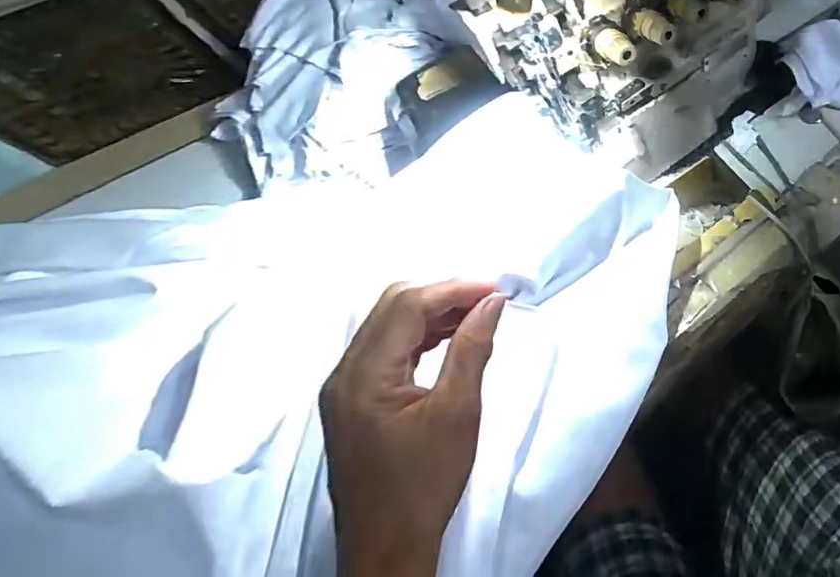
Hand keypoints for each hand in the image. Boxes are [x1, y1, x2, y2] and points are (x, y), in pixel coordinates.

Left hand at [321, 281, 505, 576]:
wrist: (386, 554)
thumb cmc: (424, 487)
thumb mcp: (457, 414)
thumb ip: (472, 348)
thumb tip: (493, 301)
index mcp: (363, 376)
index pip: (408, 306)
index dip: (454, 289)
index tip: (495, 291)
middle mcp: (344, 372)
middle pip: (393, 305)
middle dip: (442, 294)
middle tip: (486, 301)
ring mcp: (344, 385)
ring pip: (388, 322)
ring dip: (432, 311)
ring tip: (475, 315)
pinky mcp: (352, 398)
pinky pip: (386, 346)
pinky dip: (419, 334)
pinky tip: (449, 337)